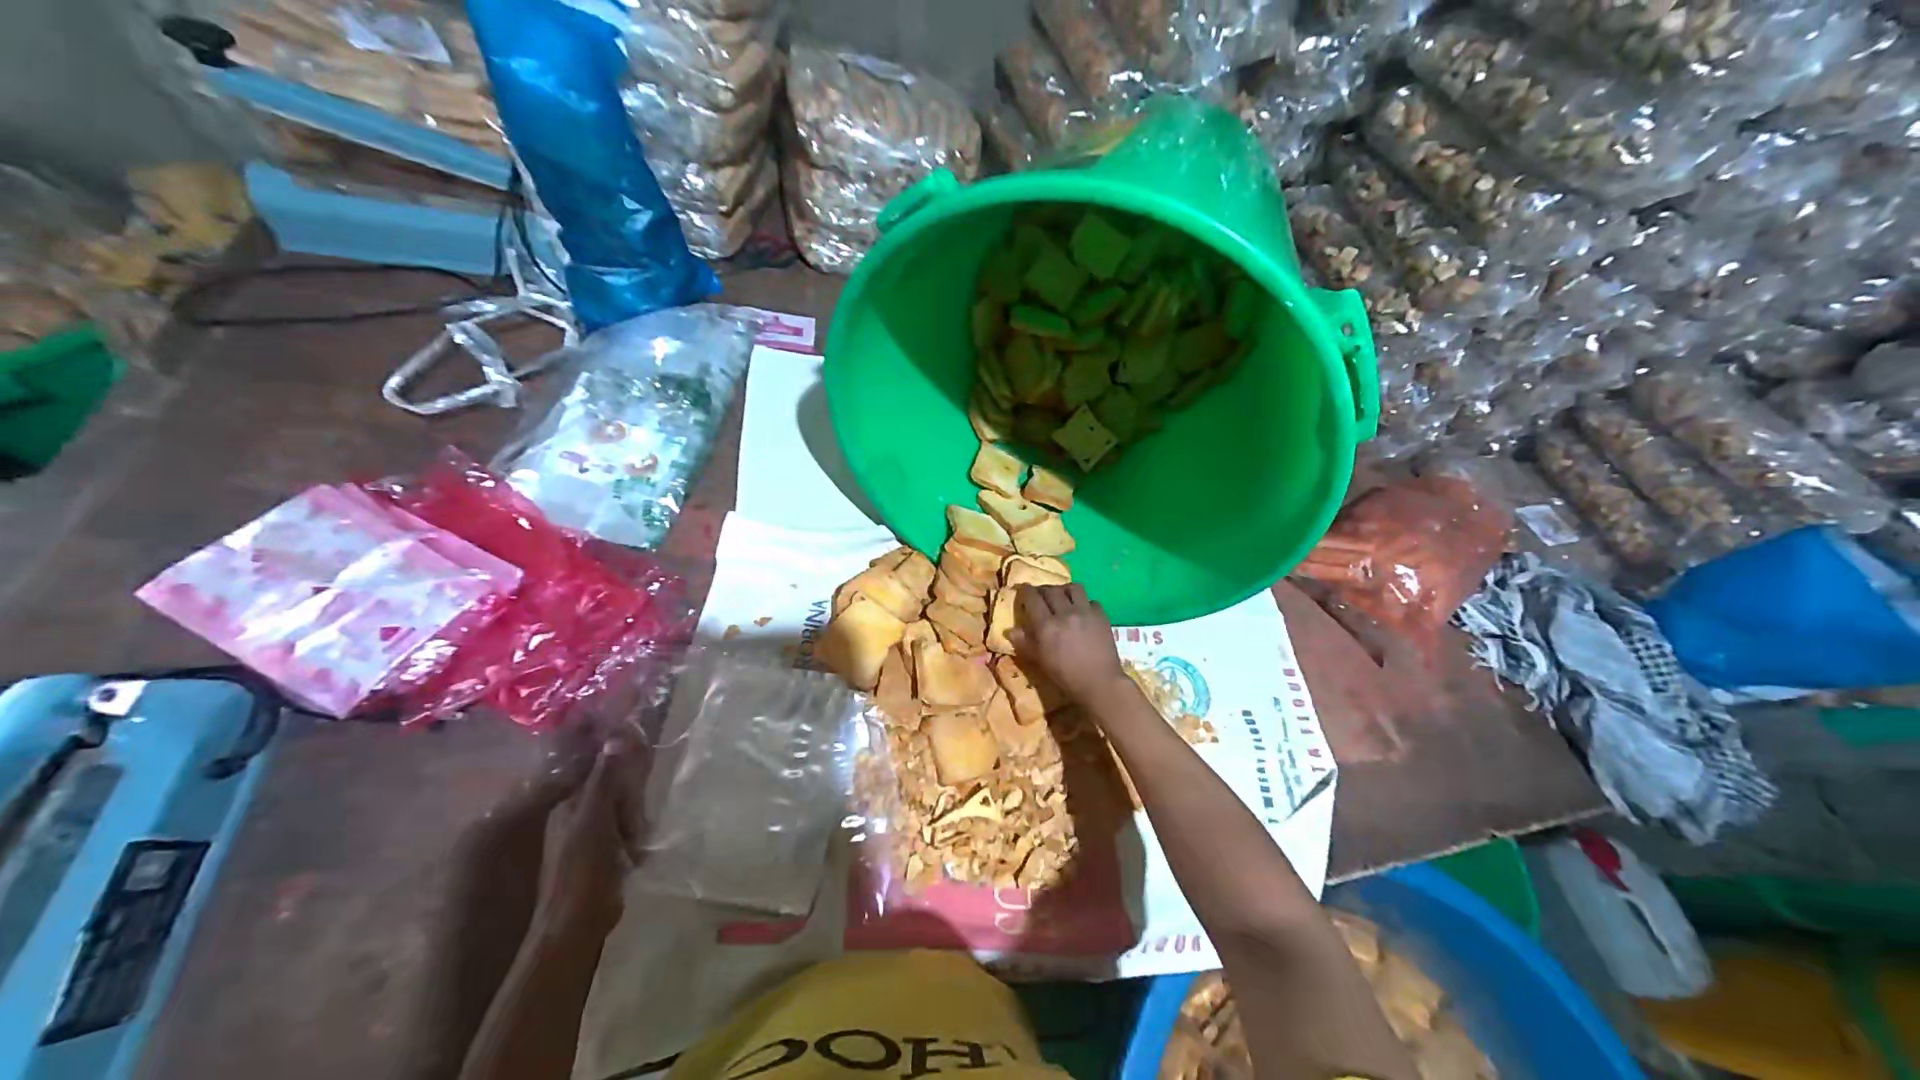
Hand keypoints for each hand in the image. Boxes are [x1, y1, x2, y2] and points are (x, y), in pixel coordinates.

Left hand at [535, 737, 635, 935]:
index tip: (641, 773)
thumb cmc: (582, 870)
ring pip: (625, 810)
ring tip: (635, 847)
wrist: (577, 924)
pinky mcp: (604, 853)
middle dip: (632, 804)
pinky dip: (634, 841)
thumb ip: (605, 778)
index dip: (623, 766)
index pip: (602, 766)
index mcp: (571, 802)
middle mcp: (578, 814)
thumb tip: (616, 735)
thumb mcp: (595, 818)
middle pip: (617, 789)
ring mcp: (591, 835)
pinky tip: (635, 856)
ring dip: (635, 825)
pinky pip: (627, 832)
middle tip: (634, 826)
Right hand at [1010, 584, 1128, 705]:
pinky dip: (1085, 603)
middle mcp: (1065, 613)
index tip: (1023, 590)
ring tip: (1063, 597)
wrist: (1099, 682)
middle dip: (1043, 589)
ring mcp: (1085, 612)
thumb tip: (1011, 630)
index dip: (1026, 591)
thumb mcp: (1040, 661)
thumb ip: (1025, 643)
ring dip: (1065, 589)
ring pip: (1073, 588)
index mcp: (1047, 625)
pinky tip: (1083, 611)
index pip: (1032, 598)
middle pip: (1051, 590)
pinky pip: (1091, 600)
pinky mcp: (1101, 615)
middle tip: (1041, 595)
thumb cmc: (1066, 675)